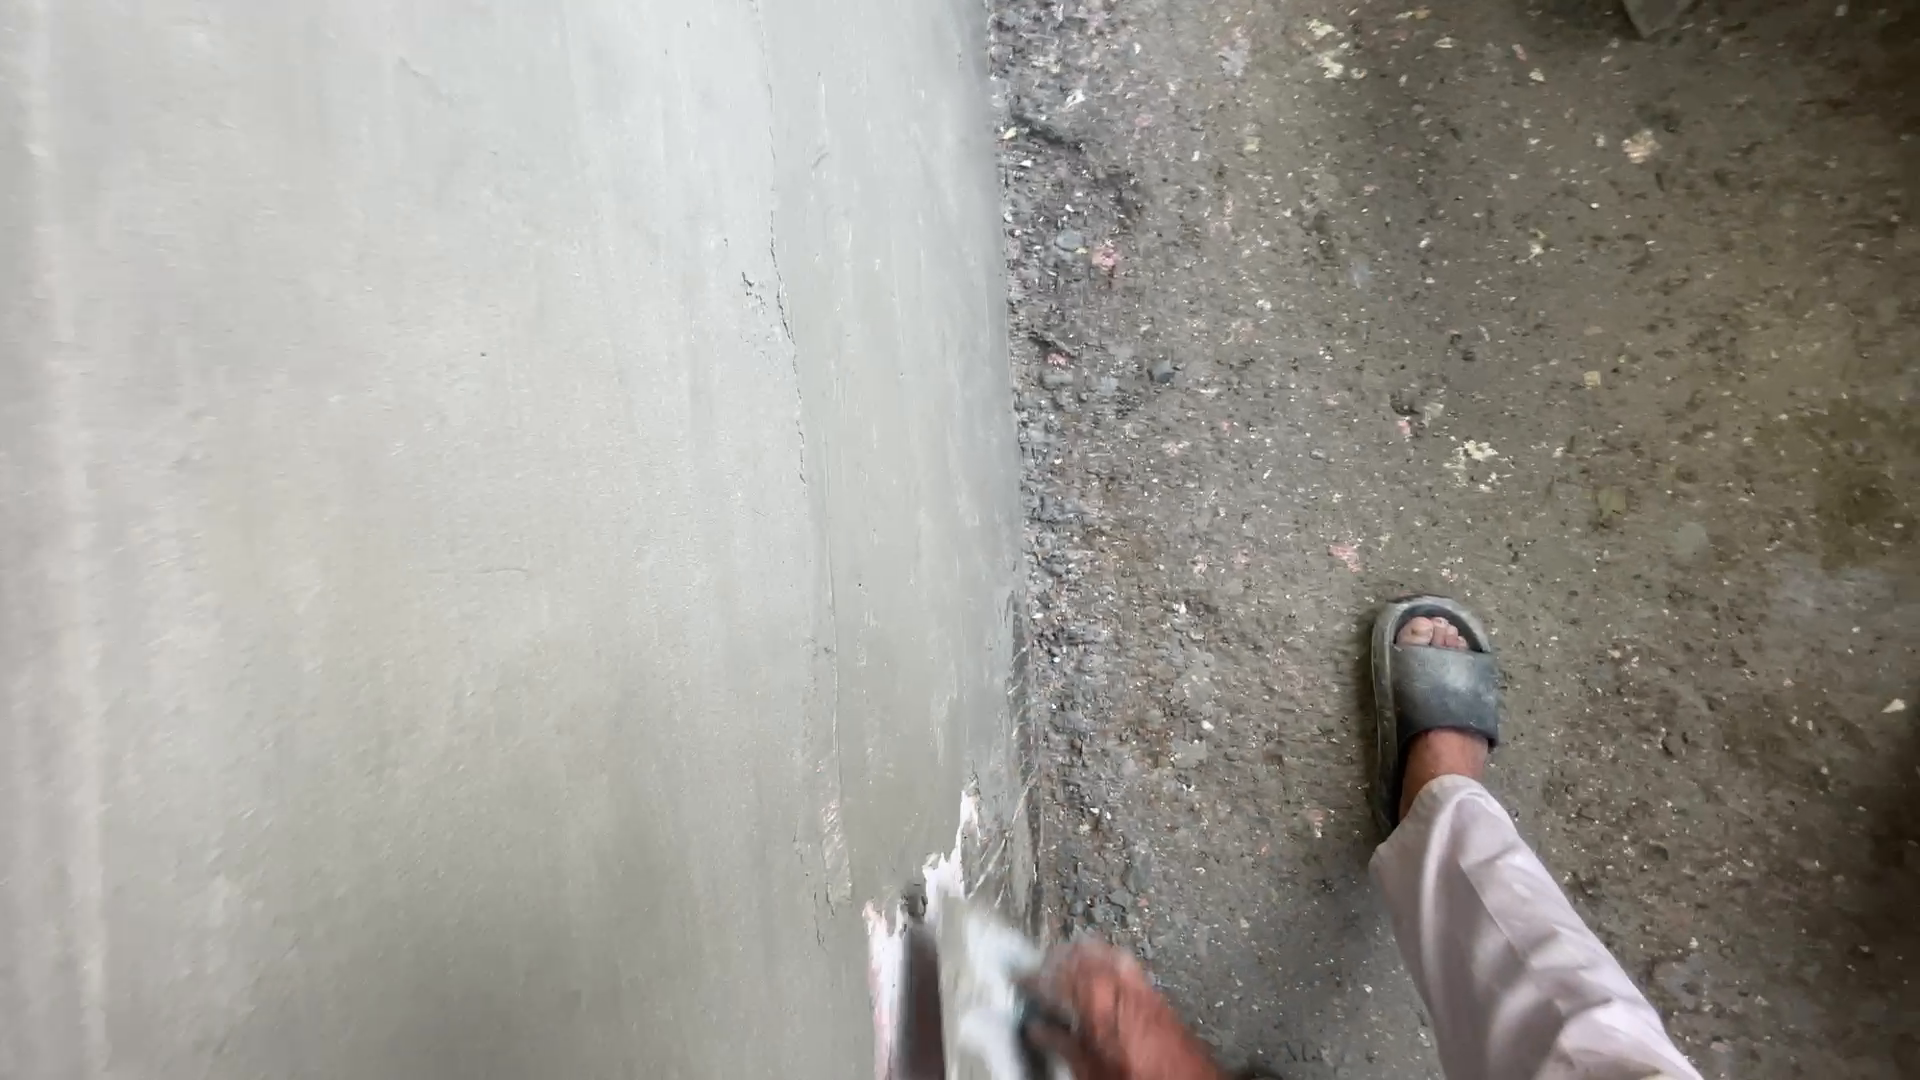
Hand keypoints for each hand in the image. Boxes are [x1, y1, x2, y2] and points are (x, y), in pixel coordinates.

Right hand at [1020, 941, 1225, 1079]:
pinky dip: (1102, 960)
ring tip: (1066, 970)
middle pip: (1075, 953)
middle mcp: (1114, 977)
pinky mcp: (1151, 987)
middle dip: (1054, 960)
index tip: (1018, 980)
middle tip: (1040, 975)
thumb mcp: (1089, 1070)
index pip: (1052, 977)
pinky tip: (1098, 977)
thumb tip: (1036, 1028)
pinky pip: (1119, 959)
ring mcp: (1135, 979)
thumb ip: (1061, 1044)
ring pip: (1099, 950)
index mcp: (1094, 995)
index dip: (1031, 978)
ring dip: (1079, 955)